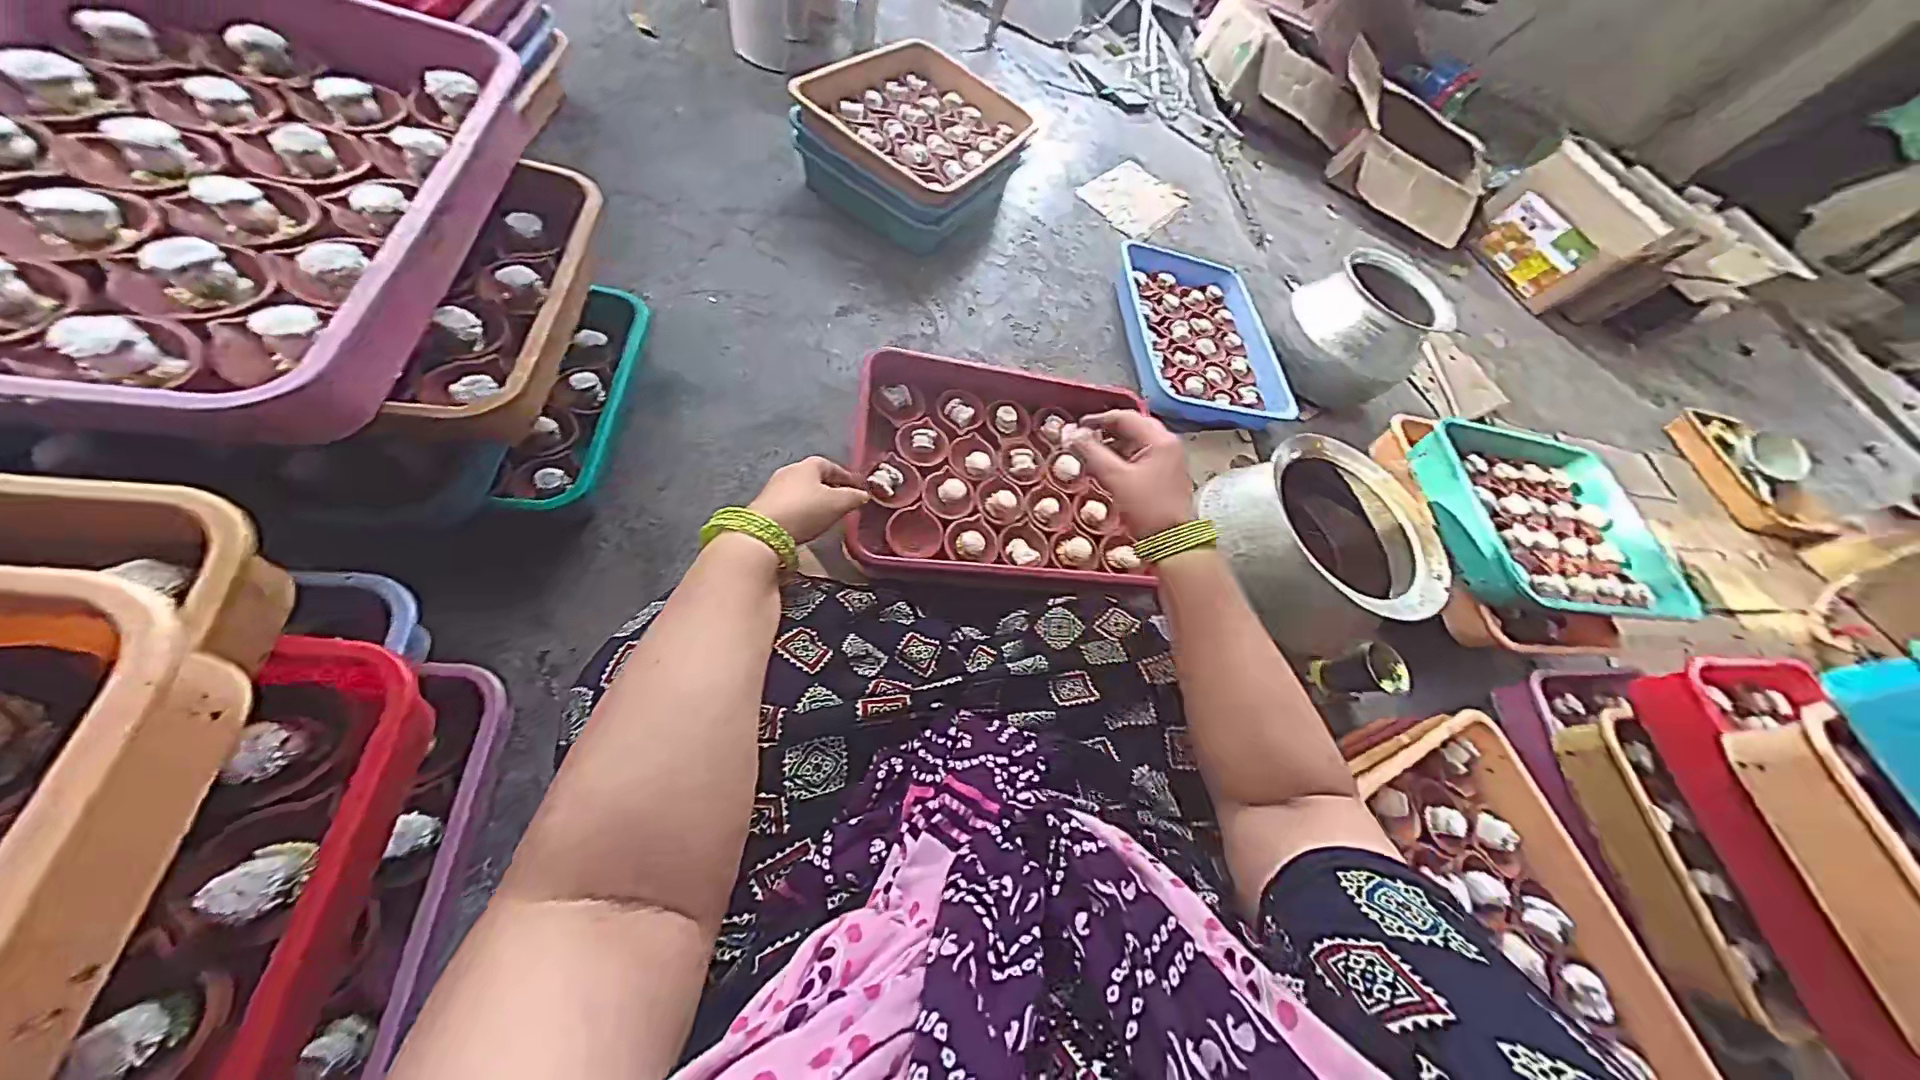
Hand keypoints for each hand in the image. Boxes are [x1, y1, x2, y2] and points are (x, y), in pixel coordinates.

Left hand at [747, 456, 870, 544]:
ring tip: (827, 513)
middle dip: (831, 488)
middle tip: (844, 501)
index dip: (848, 478)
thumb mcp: (838, 504)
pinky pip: (791, 502)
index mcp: (809, 465)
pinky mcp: (765, 504)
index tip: (859, 489)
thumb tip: (864, 494)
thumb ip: (854, 497)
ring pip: (802, 490)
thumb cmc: (806, 511)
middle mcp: (790, 470)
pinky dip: (802, 508)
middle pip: (816, 477)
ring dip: (815, 499)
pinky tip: (807, 520)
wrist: (765, 532)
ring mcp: (775, 486)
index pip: (833, 467)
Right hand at [1066, 411, 1193, 536]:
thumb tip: (1072, 434)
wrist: (1172, 540)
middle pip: (1132, 426)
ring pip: (1137, 441)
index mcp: (1160, 439)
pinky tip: (1108, 466)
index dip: (1097, 420)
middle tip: (1084, 438)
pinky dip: (1123, 456)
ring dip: (1114, 444)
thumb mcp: (1115, 478)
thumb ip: (1092, 452)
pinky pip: (1142, 455)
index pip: (1125, 417)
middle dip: (1106, 431)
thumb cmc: (1146, 508)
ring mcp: (1169, 458)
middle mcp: (1168, 443)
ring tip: (1091, 453)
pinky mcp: (1166, 472)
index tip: (1077, 427)